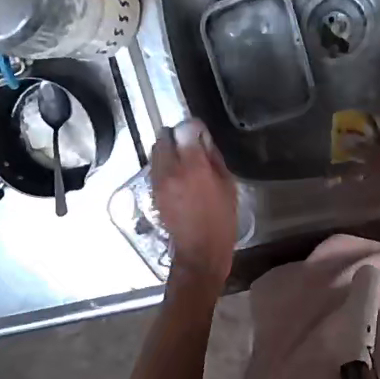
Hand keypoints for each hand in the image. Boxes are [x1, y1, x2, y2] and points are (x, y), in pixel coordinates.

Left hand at [150, 121, 238, 285]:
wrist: (199, 250)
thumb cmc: (221, 220)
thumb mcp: (228, 186)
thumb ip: (213, 158)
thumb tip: (203, 141)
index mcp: (193, 167)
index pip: (185, 130)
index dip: (194, 128)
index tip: (201, 133)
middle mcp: (170, 170)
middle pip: (164, 137)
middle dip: (176, 136)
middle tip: (190, 145)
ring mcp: (158, 181)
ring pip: (155, 151)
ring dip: (168, 150)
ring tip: (183, 160)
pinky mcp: (152, 191)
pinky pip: (154, 167)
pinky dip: (163, 165)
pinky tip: (176, 175)